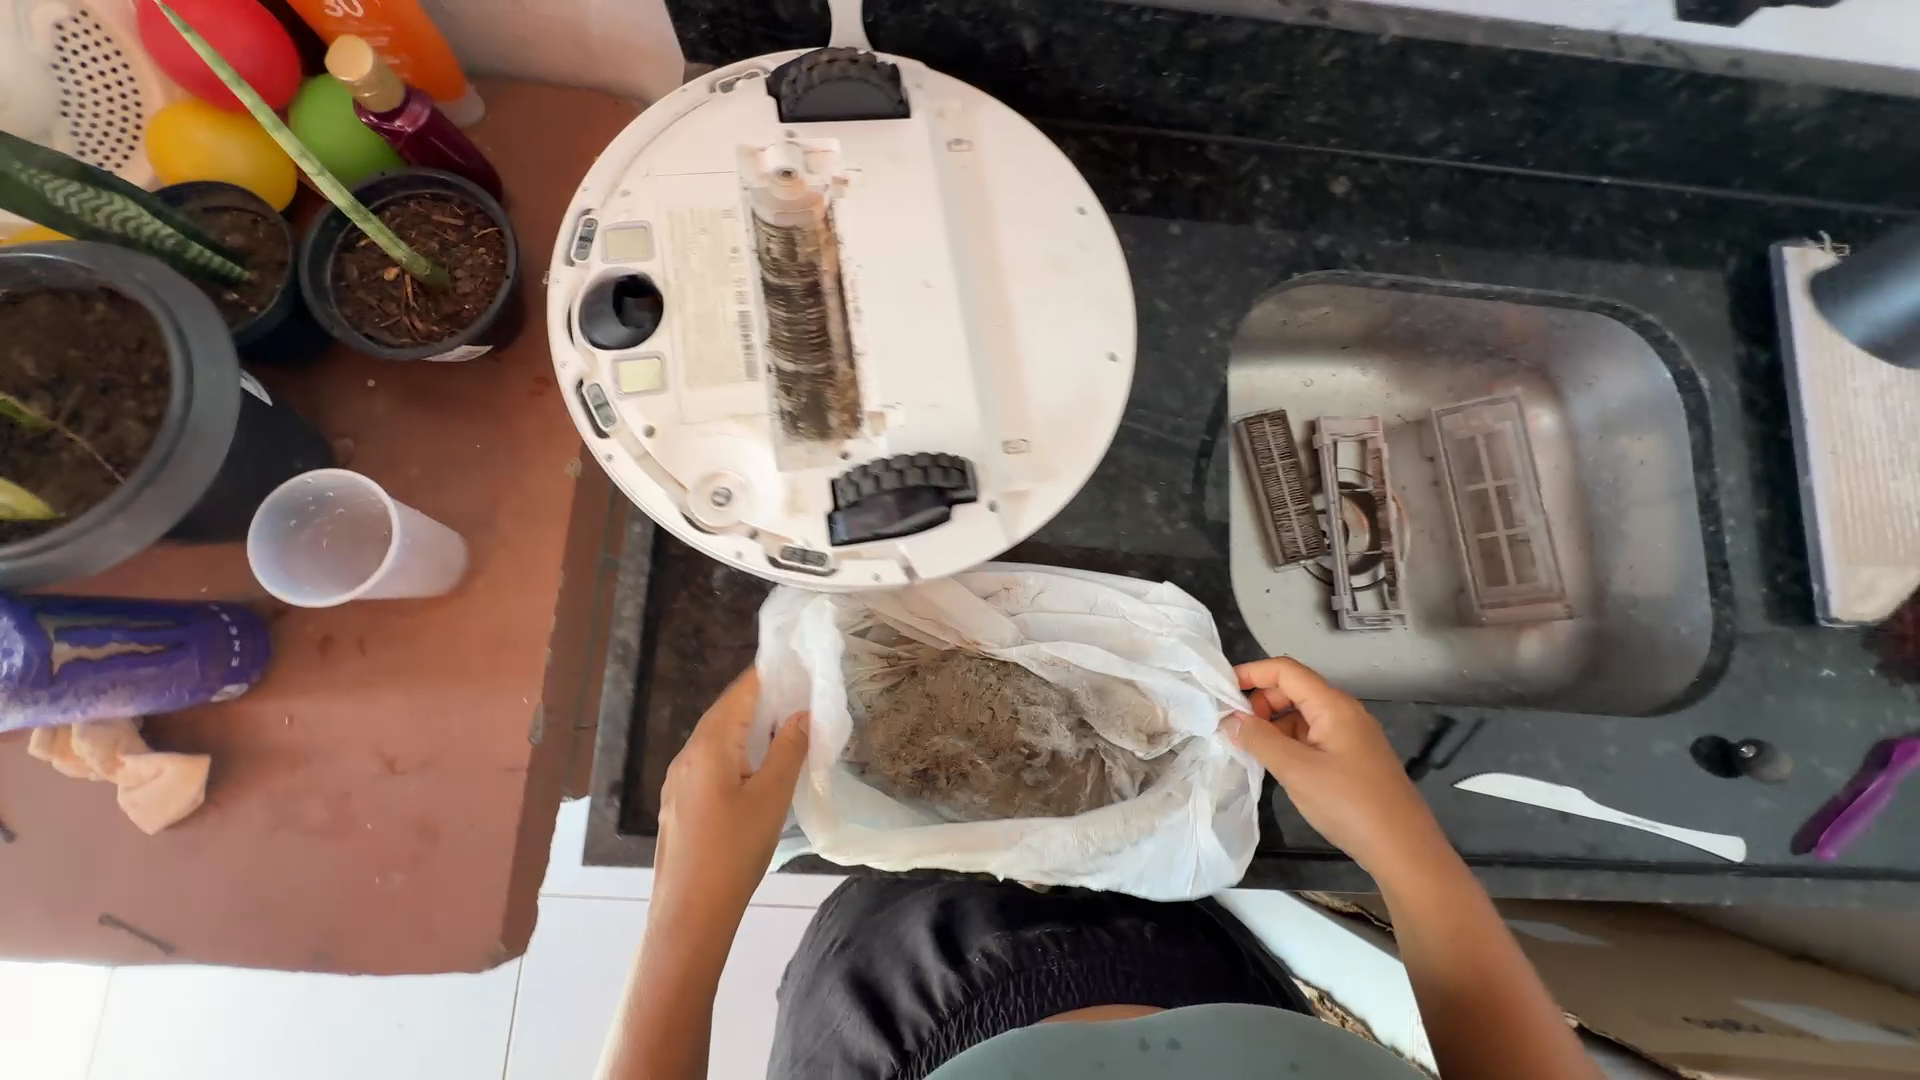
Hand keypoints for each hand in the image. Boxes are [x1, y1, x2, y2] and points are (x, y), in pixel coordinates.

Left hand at [652, 668, 808, 925]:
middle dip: (762, 697)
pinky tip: (758, 763)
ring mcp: (679, 781)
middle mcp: (688, 755)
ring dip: (750, 725)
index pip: (741, 693)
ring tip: (787, 720)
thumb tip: (802, 713)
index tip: (797, 660)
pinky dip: (738, 749)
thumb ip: (789, 749)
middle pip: (726, 712)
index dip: (769, 673)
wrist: (689, 915)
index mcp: (709, 746)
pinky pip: (712, 760)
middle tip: (801, 688)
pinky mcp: (681, 803)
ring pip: (718, 737)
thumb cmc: (734, 851)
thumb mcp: (772, 797)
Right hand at [1225, 657, 1452, 882]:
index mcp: (1333, 706)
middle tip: (1235, 728)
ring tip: (1251, 749)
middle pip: (1293, 689)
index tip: (1221, 691)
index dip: (1252, 673)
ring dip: (1272, 724)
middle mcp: (1344, 713)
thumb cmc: (1350, 805)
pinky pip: (1312, 736)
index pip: (1285, 670)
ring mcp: (1350, 736)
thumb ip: (1259, 740)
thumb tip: (1231, 719)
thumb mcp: (1296, 771)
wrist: (1406, 852)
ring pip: (1301, 715)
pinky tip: (1276, 764)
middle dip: (1260, 701)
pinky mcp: (1352, 758)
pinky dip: (1288, 742)